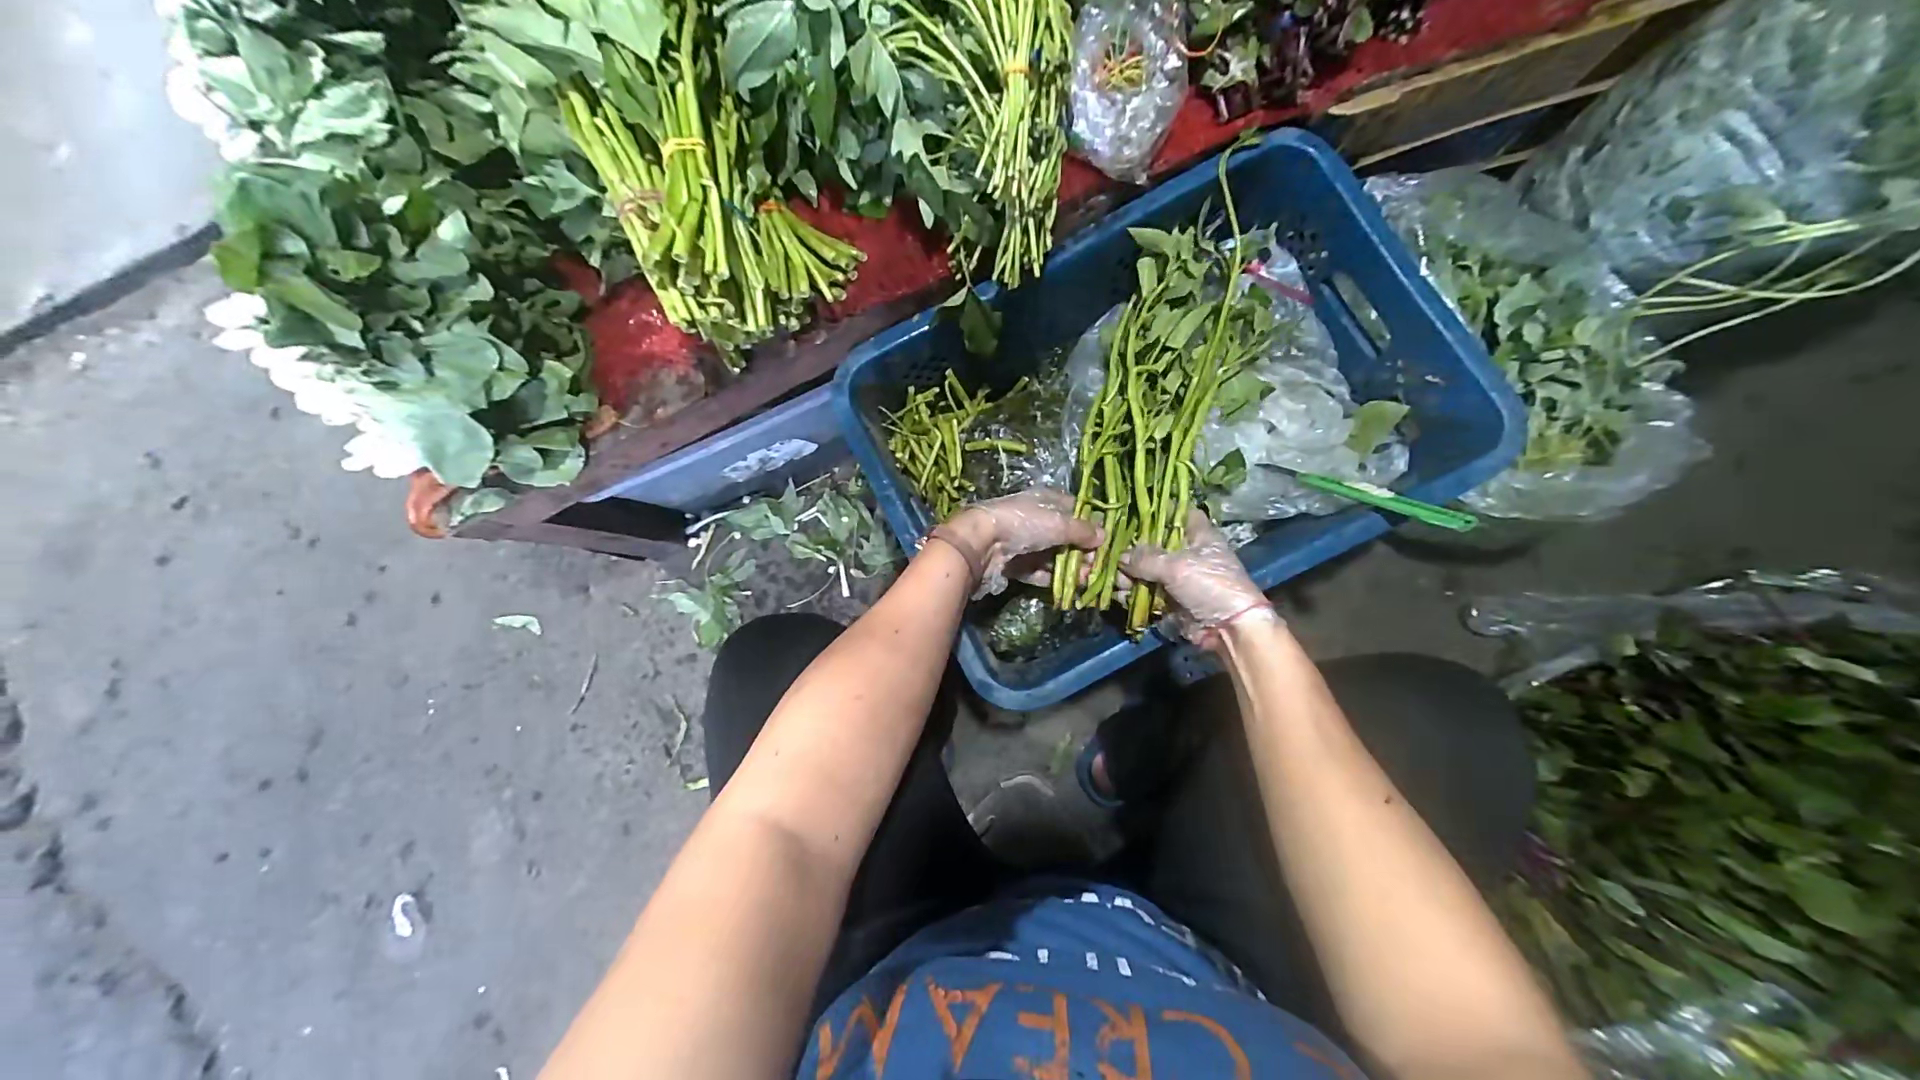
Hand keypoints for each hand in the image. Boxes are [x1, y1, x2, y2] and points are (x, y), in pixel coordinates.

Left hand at [932, 488, 1101, 597]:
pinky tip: (1069, 589)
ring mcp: (1025, 543)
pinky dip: (1054, 579)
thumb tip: (1104, 536)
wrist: (981, 543)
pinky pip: (1039, 572)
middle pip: (1066, 537)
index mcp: (1047, 500)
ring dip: (1071, 569)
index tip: (1107, 544)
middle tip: (1099, 569)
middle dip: (1084, 553)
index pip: (1076, 511)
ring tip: (1087, 581)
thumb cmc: (1024, 523)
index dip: (1092, 527)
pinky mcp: (1015, 564)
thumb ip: (1083, 531)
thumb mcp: (1059, 523)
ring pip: (1054, 557)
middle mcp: (1036, 519)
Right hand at [1121, 509, 1278, 650]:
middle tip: (1112, 554)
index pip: (1177, 512)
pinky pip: (1144, 592)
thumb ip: (1145, 558)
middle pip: (1153, 543)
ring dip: (1127, 575)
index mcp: (1198, 535)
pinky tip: (1119, 595)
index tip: (1130, 512)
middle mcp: (1187, 553)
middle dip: (1131, 549)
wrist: (1229, 629)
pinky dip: (1131, 594)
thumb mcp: (1177, 566)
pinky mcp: (1170, 599)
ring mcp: (1177, 577)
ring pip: (1145, 570)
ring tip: (1116, 581)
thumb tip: (1121, 556)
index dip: (1157, 510)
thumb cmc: (1210, 585)